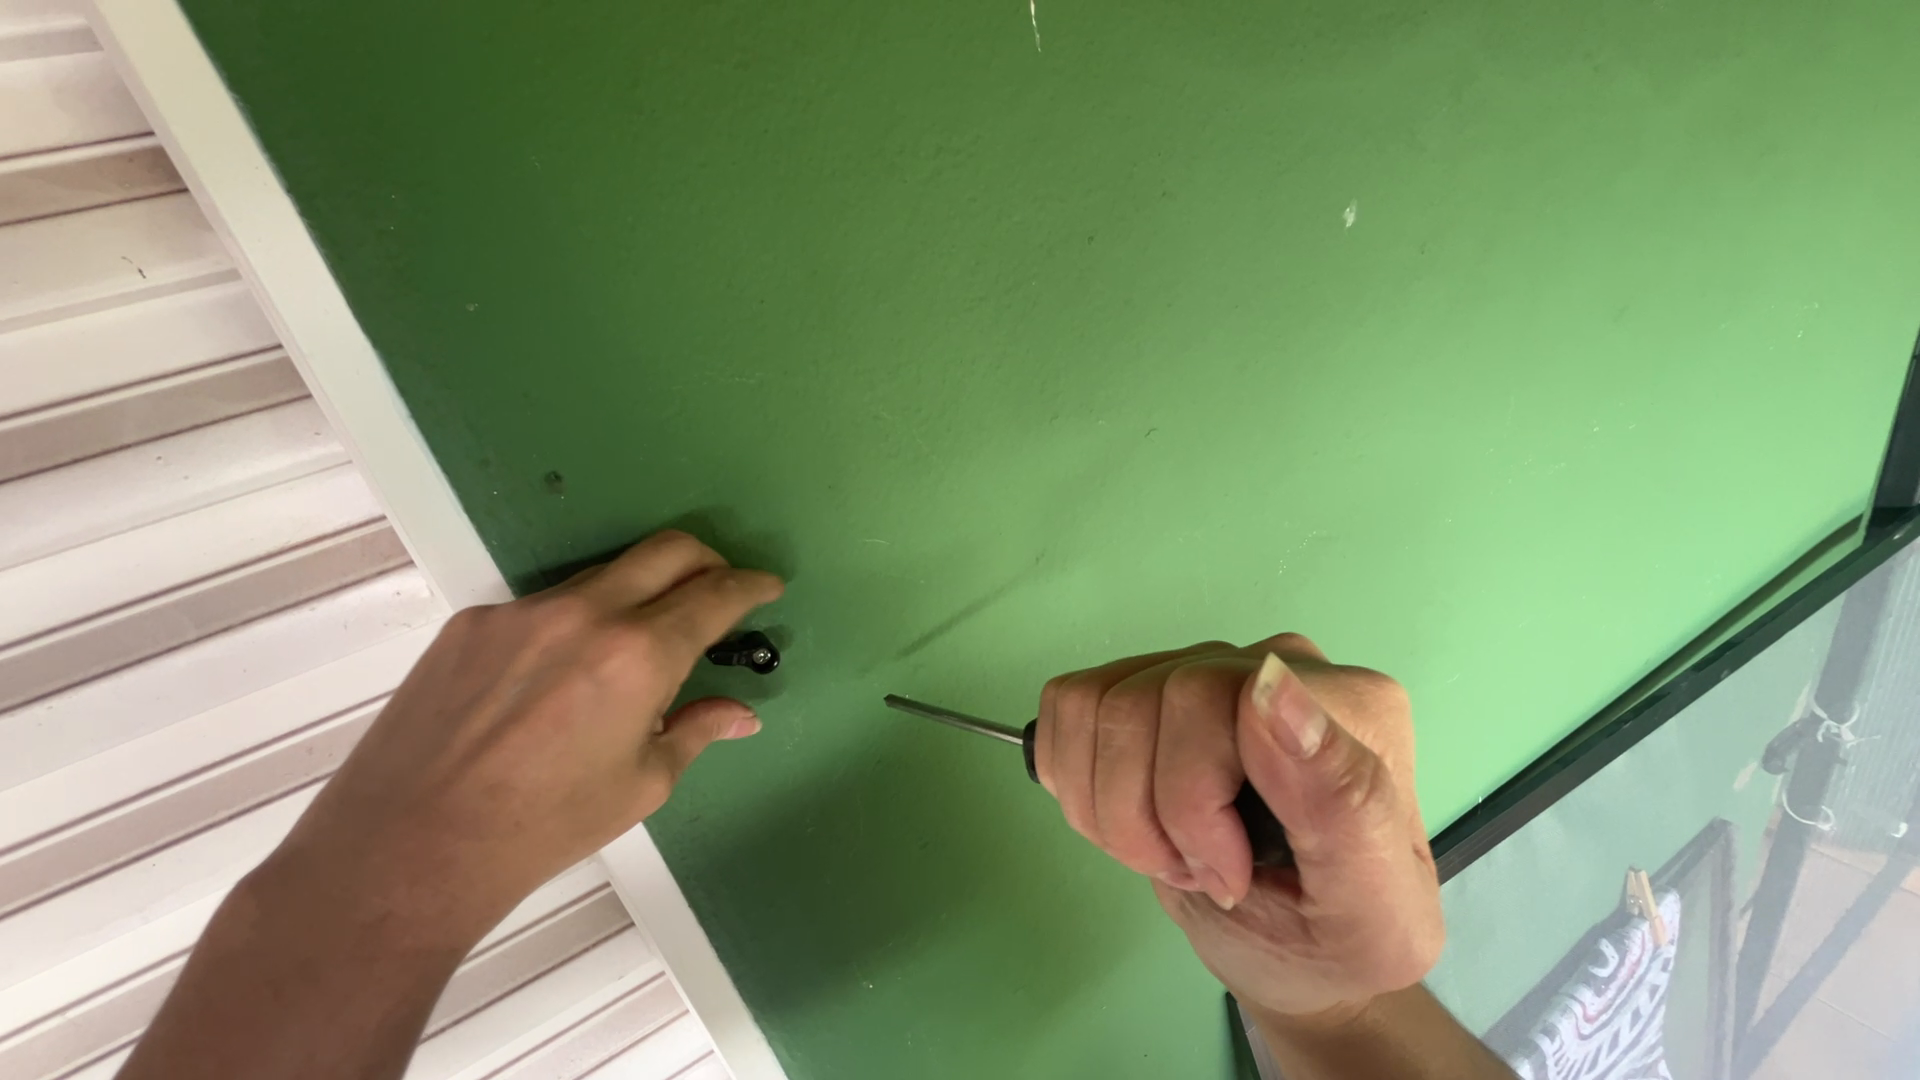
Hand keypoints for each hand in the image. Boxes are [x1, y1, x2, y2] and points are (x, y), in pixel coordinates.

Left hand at [259, 530, 784, 948]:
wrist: (407, 850)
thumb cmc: (545, 827)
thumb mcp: (642, 785)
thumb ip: (697, 730)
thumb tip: (741, 714)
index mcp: (639, 654)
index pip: (715, 594)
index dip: (752, 585)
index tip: (768, 586)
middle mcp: (586, 613)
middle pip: (669, 550)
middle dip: (709, 560)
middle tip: (721, 588)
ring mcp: (524, 610)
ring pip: (606, 574)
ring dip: (643, 590)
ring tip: (640, 641)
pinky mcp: (474, 621)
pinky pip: (548, 604)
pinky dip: (581, 620)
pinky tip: (563, 673)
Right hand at [1033, 634, 1441, 1021]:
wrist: (1291, 949)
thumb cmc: (1334, 937)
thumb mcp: (1373, 913)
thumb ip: (1343, 796)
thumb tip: (1270, 682)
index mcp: (1343, 703)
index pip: (1221, 694)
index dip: (1192, 797)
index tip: (1230, 874)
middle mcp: (1265, 664)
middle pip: (1146, 699)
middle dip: (1146, 813)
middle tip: (1196, 872)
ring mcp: (1194, 669)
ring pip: (1094, 703)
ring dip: (1109, 807)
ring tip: (1166, 851)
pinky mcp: (1137, 686)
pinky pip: (1066, 704)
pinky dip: (1075, 780)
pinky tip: (1126, 815)